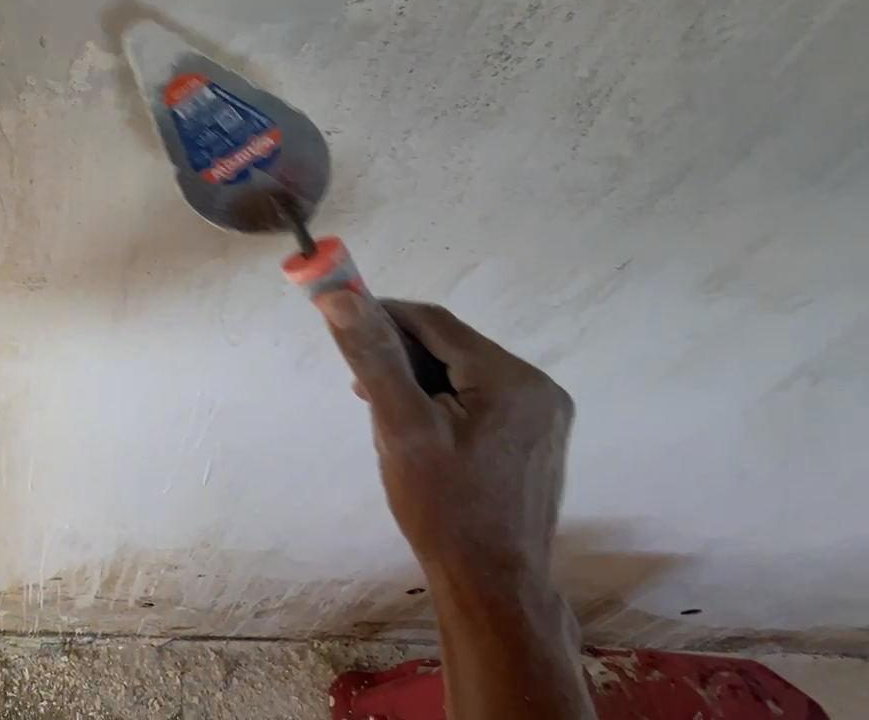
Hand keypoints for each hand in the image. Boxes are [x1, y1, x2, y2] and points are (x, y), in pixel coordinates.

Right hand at [315, 294, 573, 573]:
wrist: (490, 583)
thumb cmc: (441, 505)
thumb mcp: (400, 426)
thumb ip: (374, 356)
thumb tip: (339, 296)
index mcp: (512, 379)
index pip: (432, 321)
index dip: (380, 314)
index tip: (338, 326)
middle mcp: (538, 387)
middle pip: (447, 344)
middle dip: (397, 356)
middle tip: (361, 387)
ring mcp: (541, 413)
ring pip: (456, 369)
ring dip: (412, 378)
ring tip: (384, 415)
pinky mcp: (532, 434)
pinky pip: (472, 394)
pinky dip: (435, 398)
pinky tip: (413, 428)